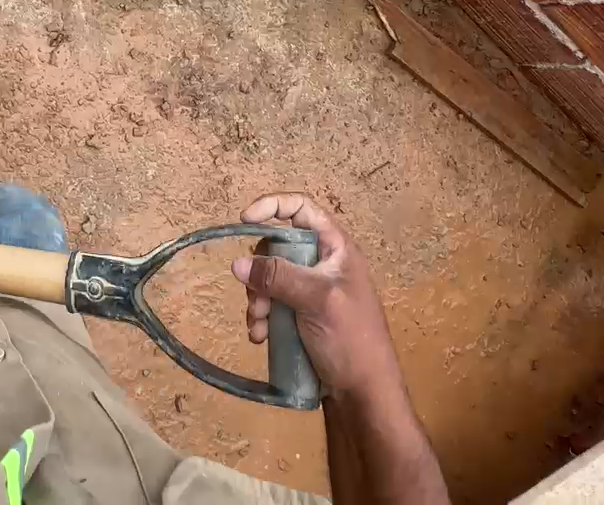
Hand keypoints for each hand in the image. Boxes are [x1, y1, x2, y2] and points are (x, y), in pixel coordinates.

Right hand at [230, 193, 402, 398]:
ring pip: (269, 276)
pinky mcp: (301, 314)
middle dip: (260, 271)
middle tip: (258, 298)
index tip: (245, 219)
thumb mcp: (316, 300)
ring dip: (258, 299)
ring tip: (260, 325)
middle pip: (277, 246)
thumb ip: (277, 276)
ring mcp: (311, 290)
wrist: (366, 397)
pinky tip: (261, 336)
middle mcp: (322, 263)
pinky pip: (271, 302)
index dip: (272, 206)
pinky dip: (262, 316)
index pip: (301, 208)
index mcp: (336, 248)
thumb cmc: (352, 340)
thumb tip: (237, 264)